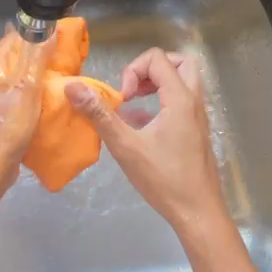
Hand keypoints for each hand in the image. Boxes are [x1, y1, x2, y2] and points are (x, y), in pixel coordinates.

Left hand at [0, 26, 53, 184]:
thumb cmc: (8, 126)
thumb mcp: (27, 88)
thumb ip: (37, 57)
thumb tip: (48, 29)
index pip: (15, 37)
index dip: (38, 36)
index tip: (61, 41)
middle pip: (15, 55)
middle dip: (39, 55)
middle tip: (65, 60)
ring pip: (16, 74)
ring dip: (36, 75)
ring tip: (60, 77)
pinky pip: (15, 91)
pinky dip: (29, 91)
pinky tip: (46, 97)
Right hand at [66, 48, 226, 229]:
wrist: (198, 212)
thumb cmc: (164, 179)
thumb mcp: (125, 146)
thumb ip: (99, 114)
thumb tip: (73, 86)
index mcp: (180, 99)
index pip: (158, 59)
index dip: (133, 71)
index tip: (123, 98)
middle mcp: (194, 102)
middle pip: (179, 62)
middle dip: (150, 69)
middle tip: (133, 90)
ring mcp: (198, 117)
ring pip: (184, 82)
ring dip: (157, 84)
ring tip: (134, 104)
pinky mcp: (196, 132)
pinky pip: (182, 102)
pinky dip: (162, 102)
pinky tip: (141, 126)